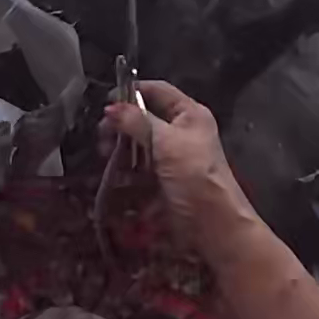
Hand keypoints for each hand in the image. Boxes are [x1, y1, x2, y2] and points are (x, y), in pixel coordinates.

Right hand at [100, 80, 257, 254]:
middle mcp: (179, 130)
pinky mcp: (162, 176)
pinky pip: (137, 164)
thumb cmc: (195, 178)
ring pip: (137, 141)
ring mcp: (170, 155)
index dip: (131, 92)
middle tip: (103, 134)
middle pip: (142, 116)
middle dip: (121, 123)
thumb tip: (110, 108)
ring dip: (119, 145)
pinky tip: (113, 171)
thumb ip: (136, 121)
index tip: (107, 102)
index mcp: (189, 114)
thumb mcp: (165, 142)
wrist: (214, 227)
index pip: (156, 90)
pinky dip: (124, 166)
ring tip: (105, 154)